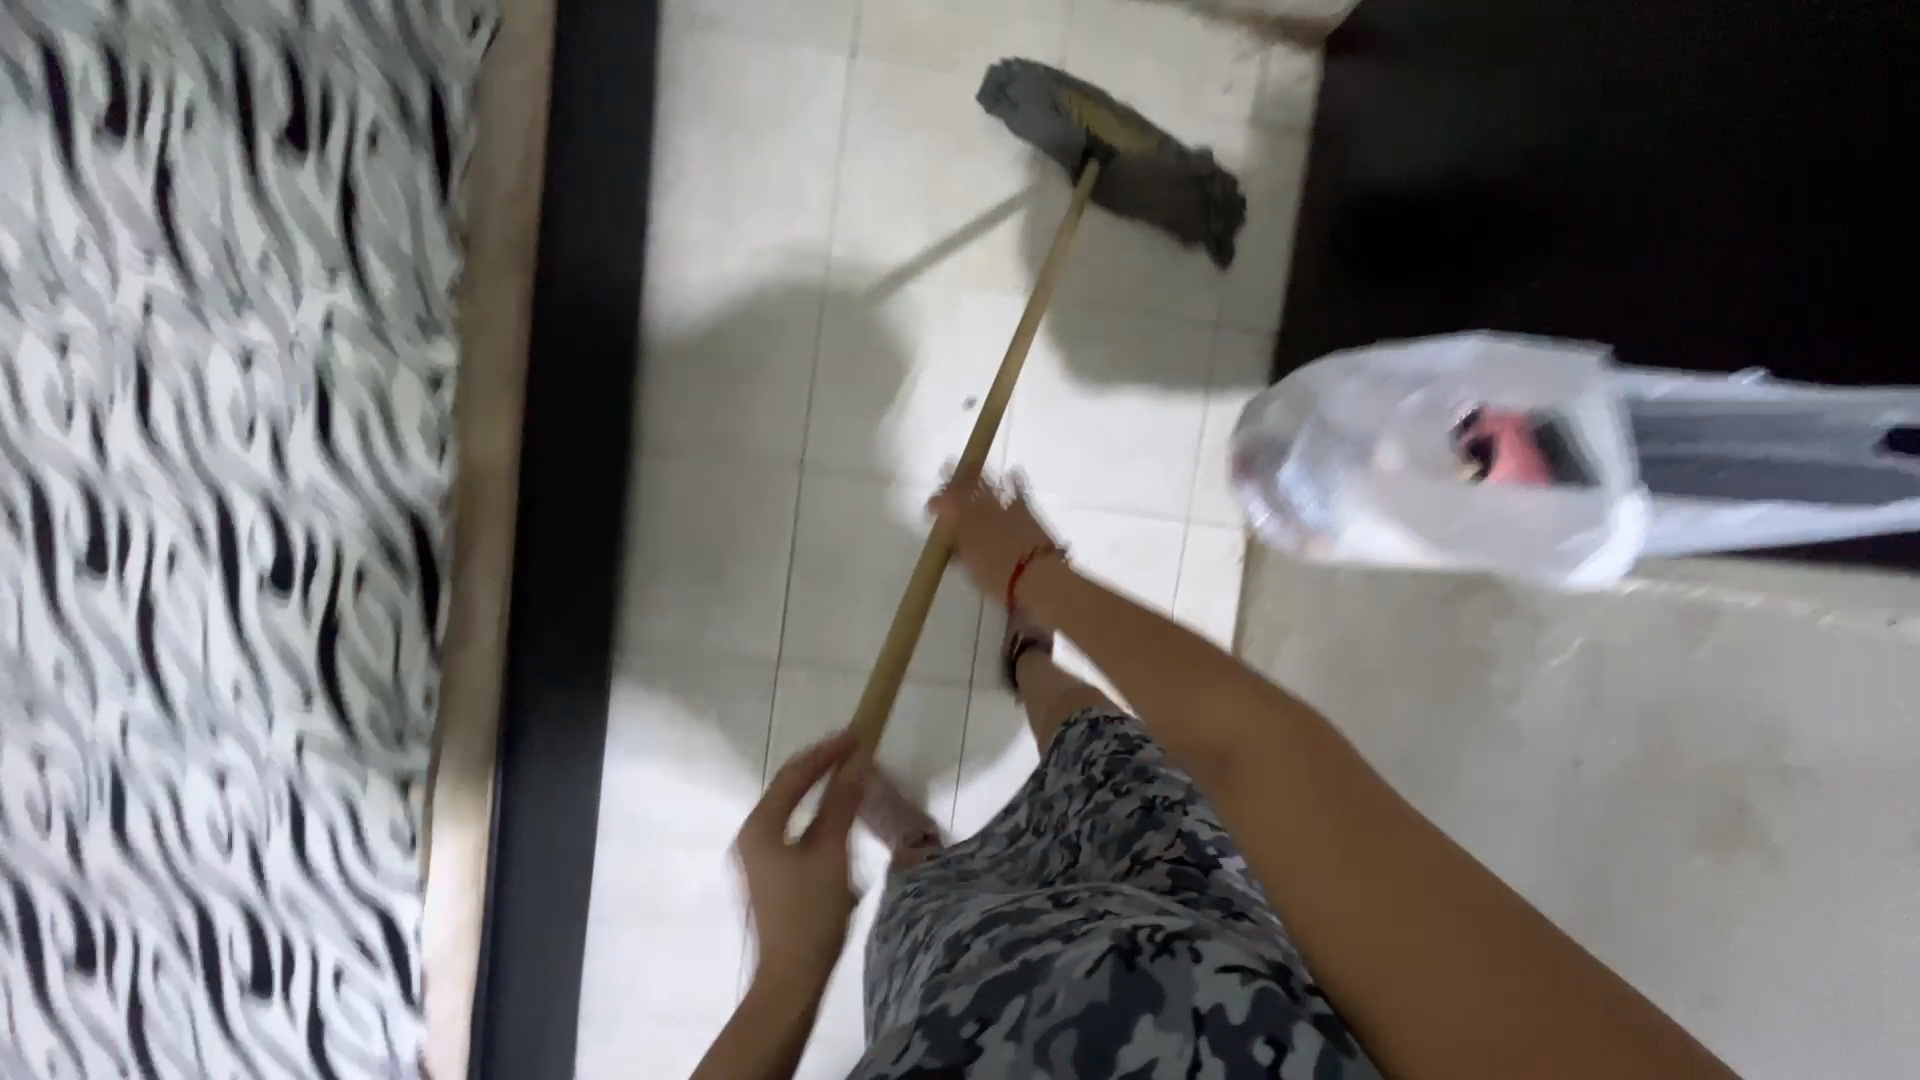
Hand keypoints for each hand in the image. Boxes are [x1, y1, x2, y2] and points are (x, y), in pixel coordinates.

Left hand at [736, 731, 864, 992]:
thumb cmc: (810, 914)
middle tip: (853, 749)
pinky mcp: (768, 874)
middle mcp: (751, 835)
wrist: (791, 980)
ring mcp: (756, 857)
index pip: (794, 775)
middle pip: (786, 788)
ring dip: (818, 790)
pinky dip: (814, 814)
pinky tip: (835, 816)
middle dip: (820, 767)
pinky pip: (792, 828)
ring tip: (847, 774)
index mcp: (760, 826)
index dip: (826, 752)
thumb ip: (842, 804)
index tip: (856, 734)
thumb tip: (856, 763)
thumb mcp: (831, 853)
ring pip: (789, 809)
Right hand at [927, 470, 1061, 607]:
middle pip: (962, 488)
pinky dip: (1015, 480)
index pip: (943, 506)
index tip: (932, 506)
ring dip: (978, 473)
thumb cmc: (999, 581)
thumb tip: (953, 545)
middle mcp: (980, 511)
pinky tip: (1014, 471)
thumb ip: (961, 552)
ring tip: (972, 464)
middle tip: (947, 470)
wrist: (1036, 576)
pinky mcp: (1025, 509)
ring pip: (987, 484)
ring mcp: (1003, 507)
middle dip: (953, 479)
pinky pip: (1018, 489)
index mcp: (962, 526)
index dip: (936, 503)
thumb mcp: (972, 570)